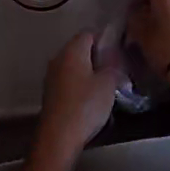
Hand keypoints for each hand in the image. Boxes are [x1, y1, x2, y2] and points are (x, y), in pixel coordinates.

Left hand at [35, 31, 118, 156]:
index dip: (105, 39)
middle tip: (116, 67)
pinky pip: (68, 79)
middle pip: (80, 48)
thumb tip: (115, 54)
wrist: (58, 138)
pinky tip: (91, 97)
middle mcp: (58, 58)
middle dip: (98, 55)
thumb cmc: (85, 105)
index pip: (89, 33)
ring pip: (74, 64)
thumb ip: (114, 64)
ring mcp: (51, 75)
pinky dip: (80, 83)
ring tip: (106, 84)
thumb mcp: (108, 83)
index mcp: (72, 50)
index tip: (119, 50)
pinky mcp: (50, 92)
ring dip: (89, 70)